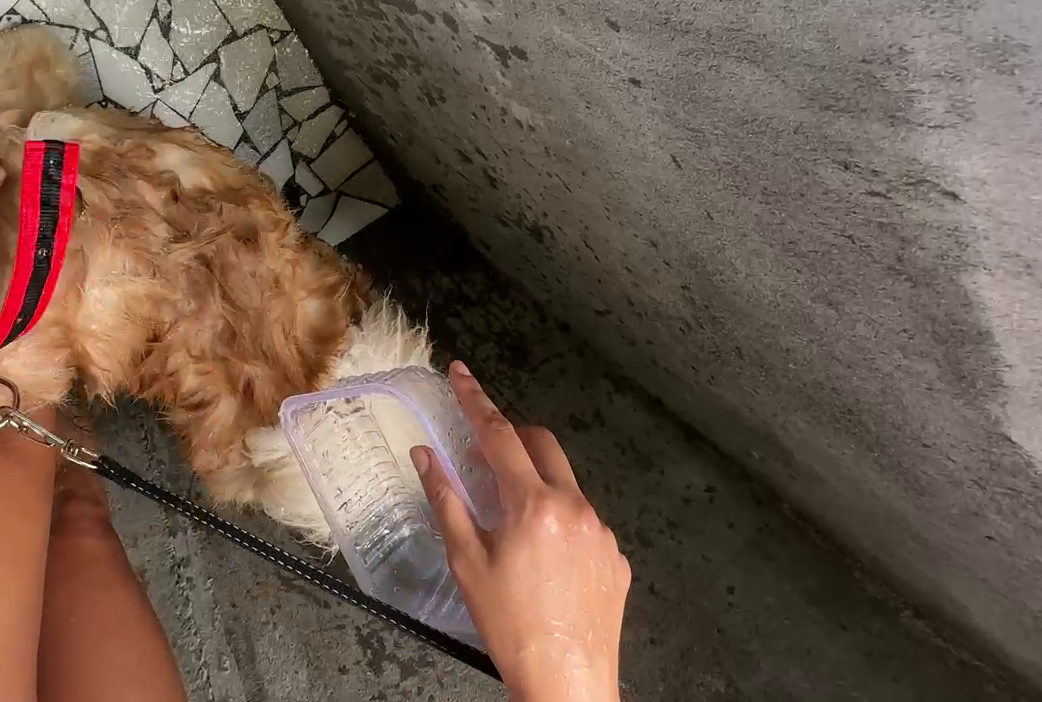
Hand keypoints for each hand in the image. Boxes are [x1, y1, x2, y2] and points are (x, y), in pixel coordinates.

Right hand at [413, 362, 628, 701]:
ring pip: (563, 478)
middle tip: (481, 450)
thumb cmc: (508, 623)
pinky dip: (556, 511)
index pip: (499, 434)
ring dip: (533, 476)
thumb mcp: (466, 560)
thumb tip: (425, 453)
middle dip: (510, 433)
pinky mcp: (617, 556)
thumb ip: (446, 498)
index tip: (460, 372)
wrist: (569, 686)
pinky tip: (540, 550)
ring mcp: (602, 531)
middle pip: (541, 442)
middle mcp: (574, 507)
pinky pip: (582, 514)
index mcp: (533, 504)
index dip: (475, 399)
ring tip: (508, 513)